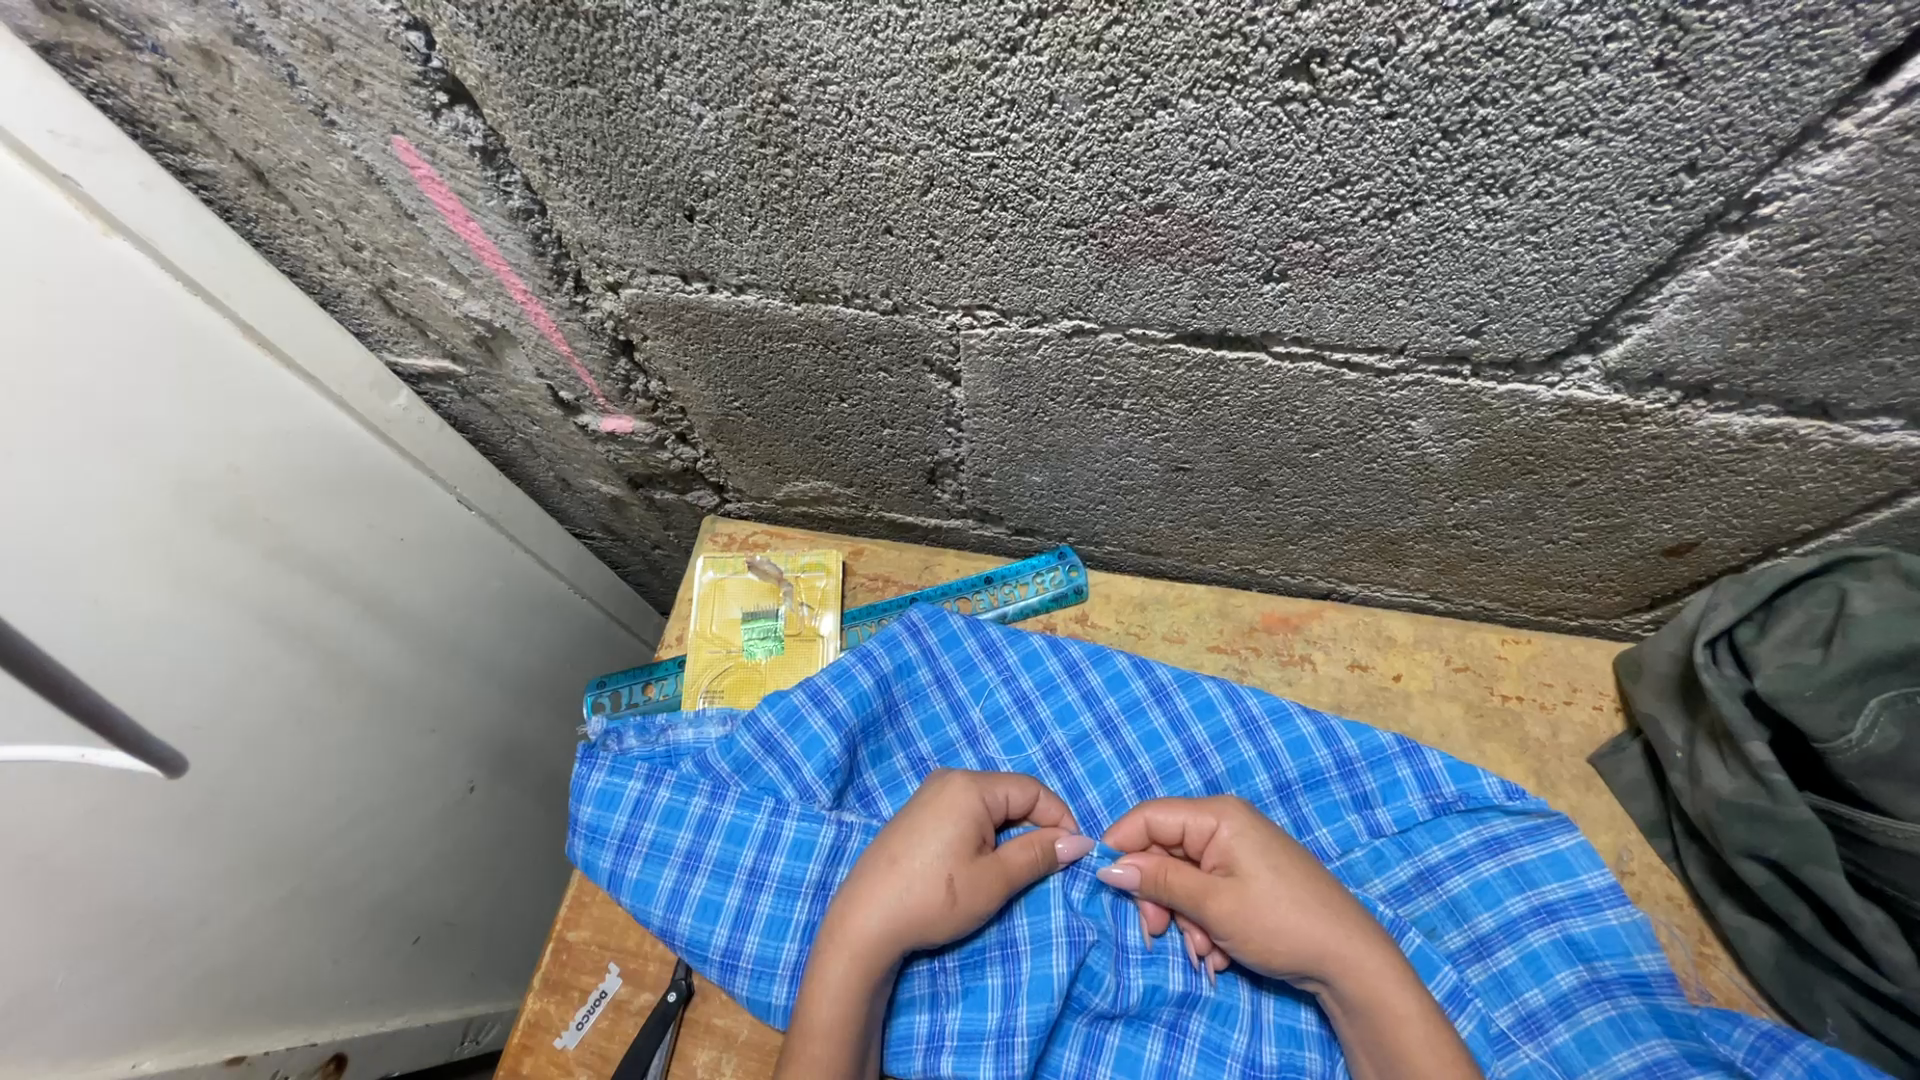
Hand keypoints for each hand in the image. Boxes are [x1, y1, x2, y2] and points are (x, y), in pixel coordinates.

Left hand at [825, 768, 1095, 959]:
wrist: (864, 921)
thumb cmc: (934, 898)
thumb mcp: (994, 880)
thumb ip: (1038, 855)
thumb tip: (1079, 842)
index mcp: (969, 786)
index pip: (1032, 790)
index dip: (1059, 820)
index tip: (1073, 856)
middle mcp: (949, 779)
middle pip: (1010, 795)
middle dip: (1034, 828)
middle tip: (1044, 868)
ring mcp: (930, 795)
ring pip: (989, 806)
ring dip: (1010, 834)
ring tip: (1011, 872)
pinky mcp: (918, 814)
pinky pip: (965, 813)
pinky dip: (984, 834)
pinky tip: (979, 866)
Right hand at [1096, 795, 1390, 987]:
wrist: (1353, 963)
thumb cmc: (1280, 924)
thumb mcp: (1211, 905)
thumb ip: (1157, 881)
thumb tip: (1108, 867)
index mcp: (1216, 815)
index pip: (1148, 817)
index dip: (1120, 848)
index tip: (1106, 887)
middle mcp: (1224, 823)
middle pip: (1163, 849)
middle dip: (1158, 895)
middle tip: (1160, 932)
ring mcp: (1238, 850)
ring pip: (1182, 876)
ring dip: (1182, 916)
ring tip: (1204, 949)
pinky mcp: (1248, 876)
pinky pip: (1205, 890)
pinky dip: (1202, 920)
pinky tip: (1219, 950)